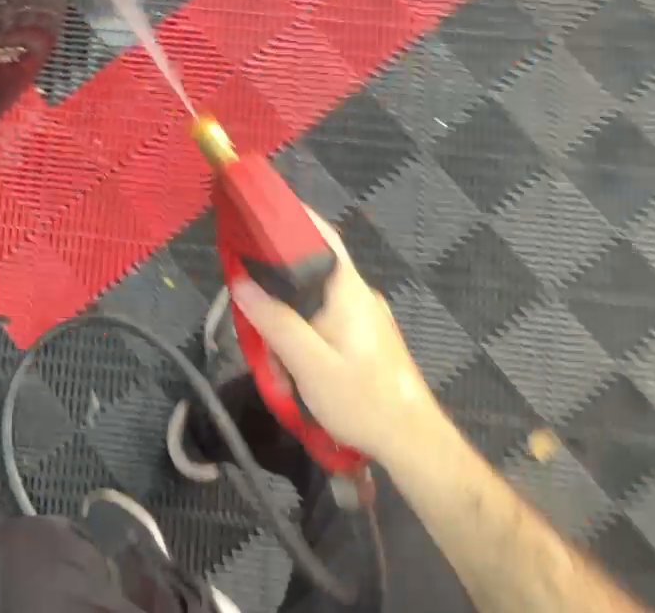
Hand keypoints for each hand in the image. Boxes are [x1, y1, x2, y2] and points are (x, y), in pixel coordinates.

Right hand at [228, 212, 443, 465]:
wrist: (414, 444)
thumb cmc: (364, 401)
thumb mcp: (311, 365)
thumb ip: (275, 322)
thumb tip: (240, 281)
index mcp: (348, 291)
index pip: (322, 235)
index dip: (292, 215)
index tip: (257, 210)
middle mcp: (357, 295)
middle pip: (311, 266)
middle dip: (275, 275)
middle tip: (242, 288)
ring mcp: (362, 317)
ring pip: (313, 297)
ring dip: (285, 311)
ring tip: (264, 339)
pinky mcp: (363, 338)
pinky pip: (322, 317)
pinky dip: (299, 327)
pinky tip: (287, 357)